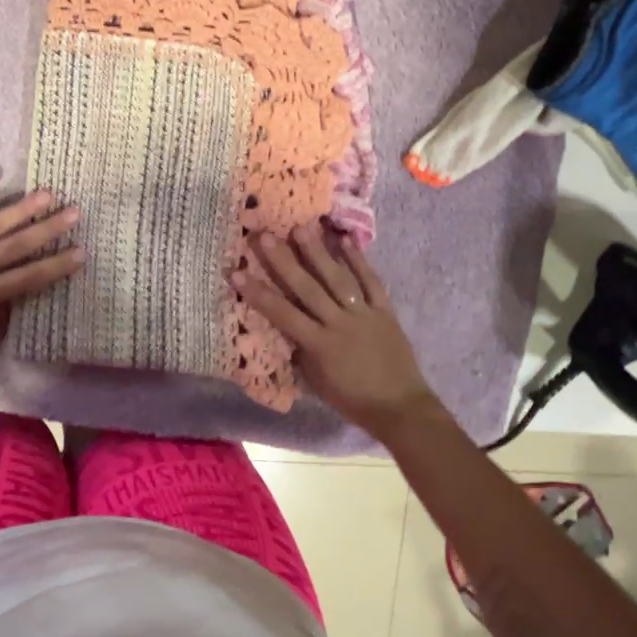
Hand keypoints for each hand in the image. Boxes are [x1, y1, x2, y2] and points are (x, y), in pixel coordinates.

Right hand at [235, 225, 440, 439]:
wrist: (401, 408)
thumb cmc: (353, 400)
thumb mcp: (317, 382)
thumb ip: (301, 352)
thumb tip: (287, 329)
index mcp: (319, 345)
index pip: (282, 314)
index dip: (258, 293)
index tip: (236, 272)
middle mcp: (339, 323)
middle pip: (307, 288)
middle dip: (284, 261)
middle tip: (265, 235)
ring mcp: (364, 314)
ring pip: (337, 279)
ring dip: (318, 253)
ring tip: (301, 228)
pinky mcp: (385, 311)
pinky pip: (371, 282)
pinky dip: (360, 261)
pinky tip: (346, 240)